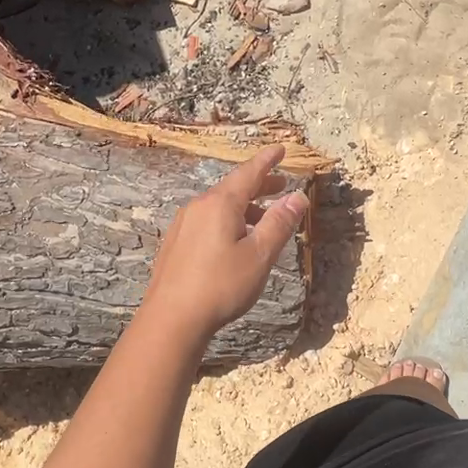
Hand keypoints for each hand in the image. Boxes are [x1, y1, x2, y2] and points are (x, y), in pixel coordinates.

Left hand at [141, 145, 309, 340]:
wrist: (171, 319)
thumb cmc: (220, 286)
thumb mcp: (258, 255)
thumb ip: (279, 224)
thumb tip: (297, 196)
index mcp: (220, 204)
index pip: (248, 173)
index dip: (267, 160)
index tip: (281, 149)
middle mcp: (199, 206)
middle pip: (233, 188)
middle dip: (259, 185)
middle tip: (280, 184)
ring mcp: (184, 224)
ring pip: (219, 206)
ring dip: (244, 206)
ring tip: (263, 217)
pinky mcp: (176, 243)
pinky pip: (207, 220)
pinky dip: (228, 220)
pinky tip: (234, 240)